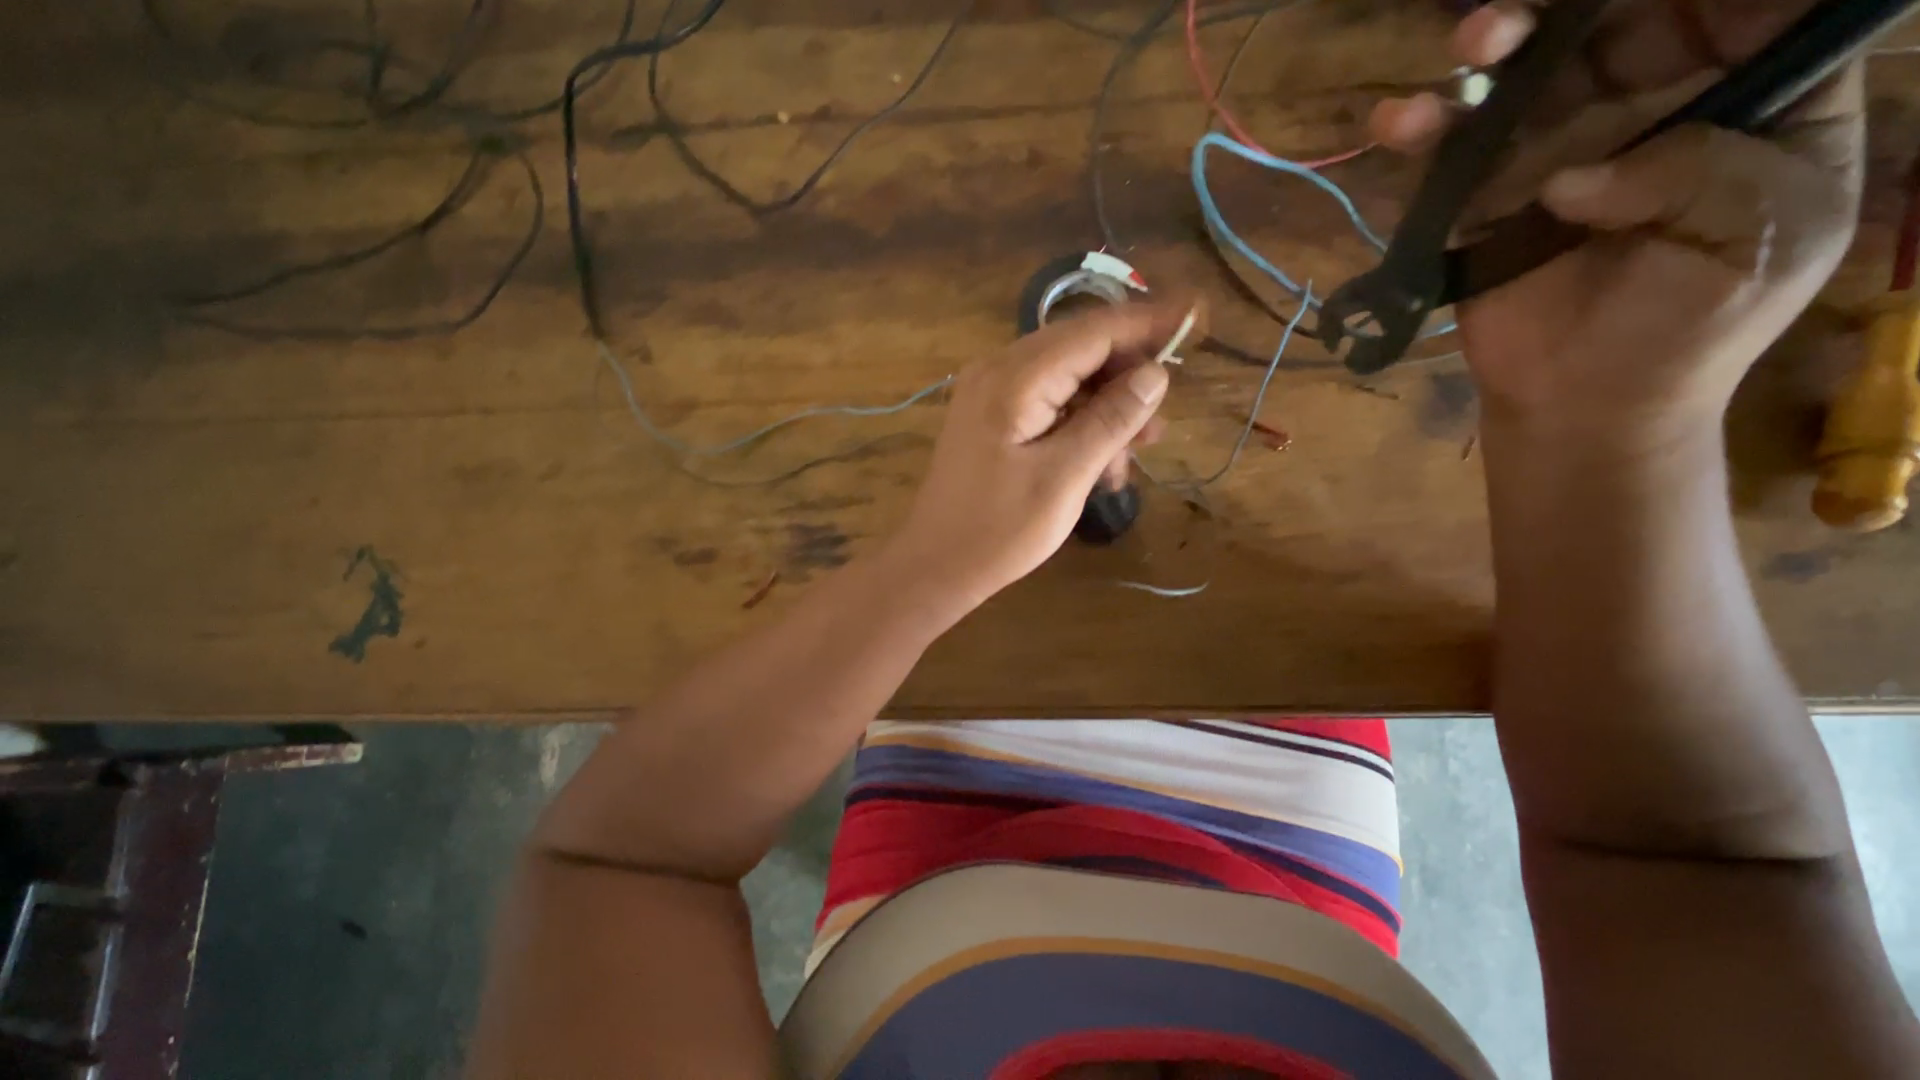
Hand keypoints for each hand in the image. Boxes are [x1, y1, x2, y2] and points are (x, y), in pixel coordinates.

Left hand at [888, 302, 1189, 606]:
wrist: (937, 566)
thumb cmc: (999, 529)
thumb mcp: (1065, 476)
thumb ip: (1111, 419)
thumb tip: (1156, 373)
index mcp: (1015, 378)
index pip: (1094, 331)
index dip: (1149, 322)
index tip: (1196, 314)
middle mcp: (1000, 370)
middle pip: (1082, 350)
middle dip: (1128, 381)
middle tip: (1158, 426)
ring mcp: (993, 392)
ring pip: (1070, 380)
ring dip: (1107, 413)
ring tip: (1131, 460)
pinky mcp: (994, 416)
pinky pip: (1050, 403)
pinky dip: (1081, 428)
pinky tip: (1101, 469)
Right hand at [1370, 1, 1862, 448]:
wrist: (1584, 408)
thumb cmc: (1692, 328)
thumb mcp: (1761, 242)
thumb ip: (1704, 176)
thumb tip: (1571, 177)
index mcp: (1751, 103)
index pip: (1743, 9)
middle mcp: (1651, 108)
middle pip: (1618, 22)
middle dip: (1572, 7)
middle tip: (1525, 17)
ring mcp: (1559, 149)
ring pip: (1528, 70)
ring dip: (1495, 44)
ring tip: (1472, 46)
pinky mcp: (1484, 194)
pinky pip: (1452, 147)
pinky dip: (1422, 128)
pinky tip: (1400, 125)